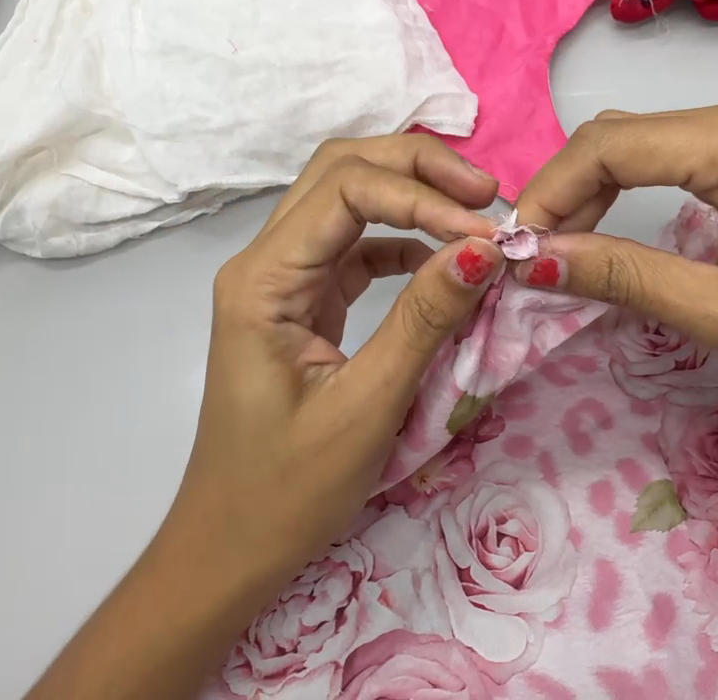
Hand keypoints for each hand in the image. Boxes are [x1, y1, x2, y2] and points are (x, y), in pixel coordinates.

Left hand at [177, 134, 503, 587]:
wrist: (231, 549)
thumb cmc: (287, 490)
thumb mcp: (367, 406)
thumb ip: (425, 320)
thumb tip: (486, 248)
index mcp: (264, 280)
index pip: (345, 190)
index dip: (420, 195)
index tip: (485, 230)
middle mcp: (266, 263)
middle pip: (341, 172)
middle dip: (415, 168)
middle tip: (486, 192)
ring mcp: (285, 280)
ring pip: (348, 199)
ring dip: (411, 194)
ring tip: (475, 213)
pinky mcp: (307, 302)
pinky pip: (357, 246)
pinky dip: (405, 239)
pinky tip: (444, 259)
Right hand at [511, 97, 717, 414]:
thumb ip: (622, 276)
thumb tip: (529, 257)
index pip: (609, 147)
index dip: (548, 194)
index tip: (509, 250)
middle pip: (619, 136)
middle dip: (563, 193)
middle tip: (529, 257)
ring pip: (638, 143)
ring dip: (589, 193)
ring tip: (558, 251)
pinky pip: (668, 155)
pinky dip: (624, 190)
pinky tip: (603, 229)